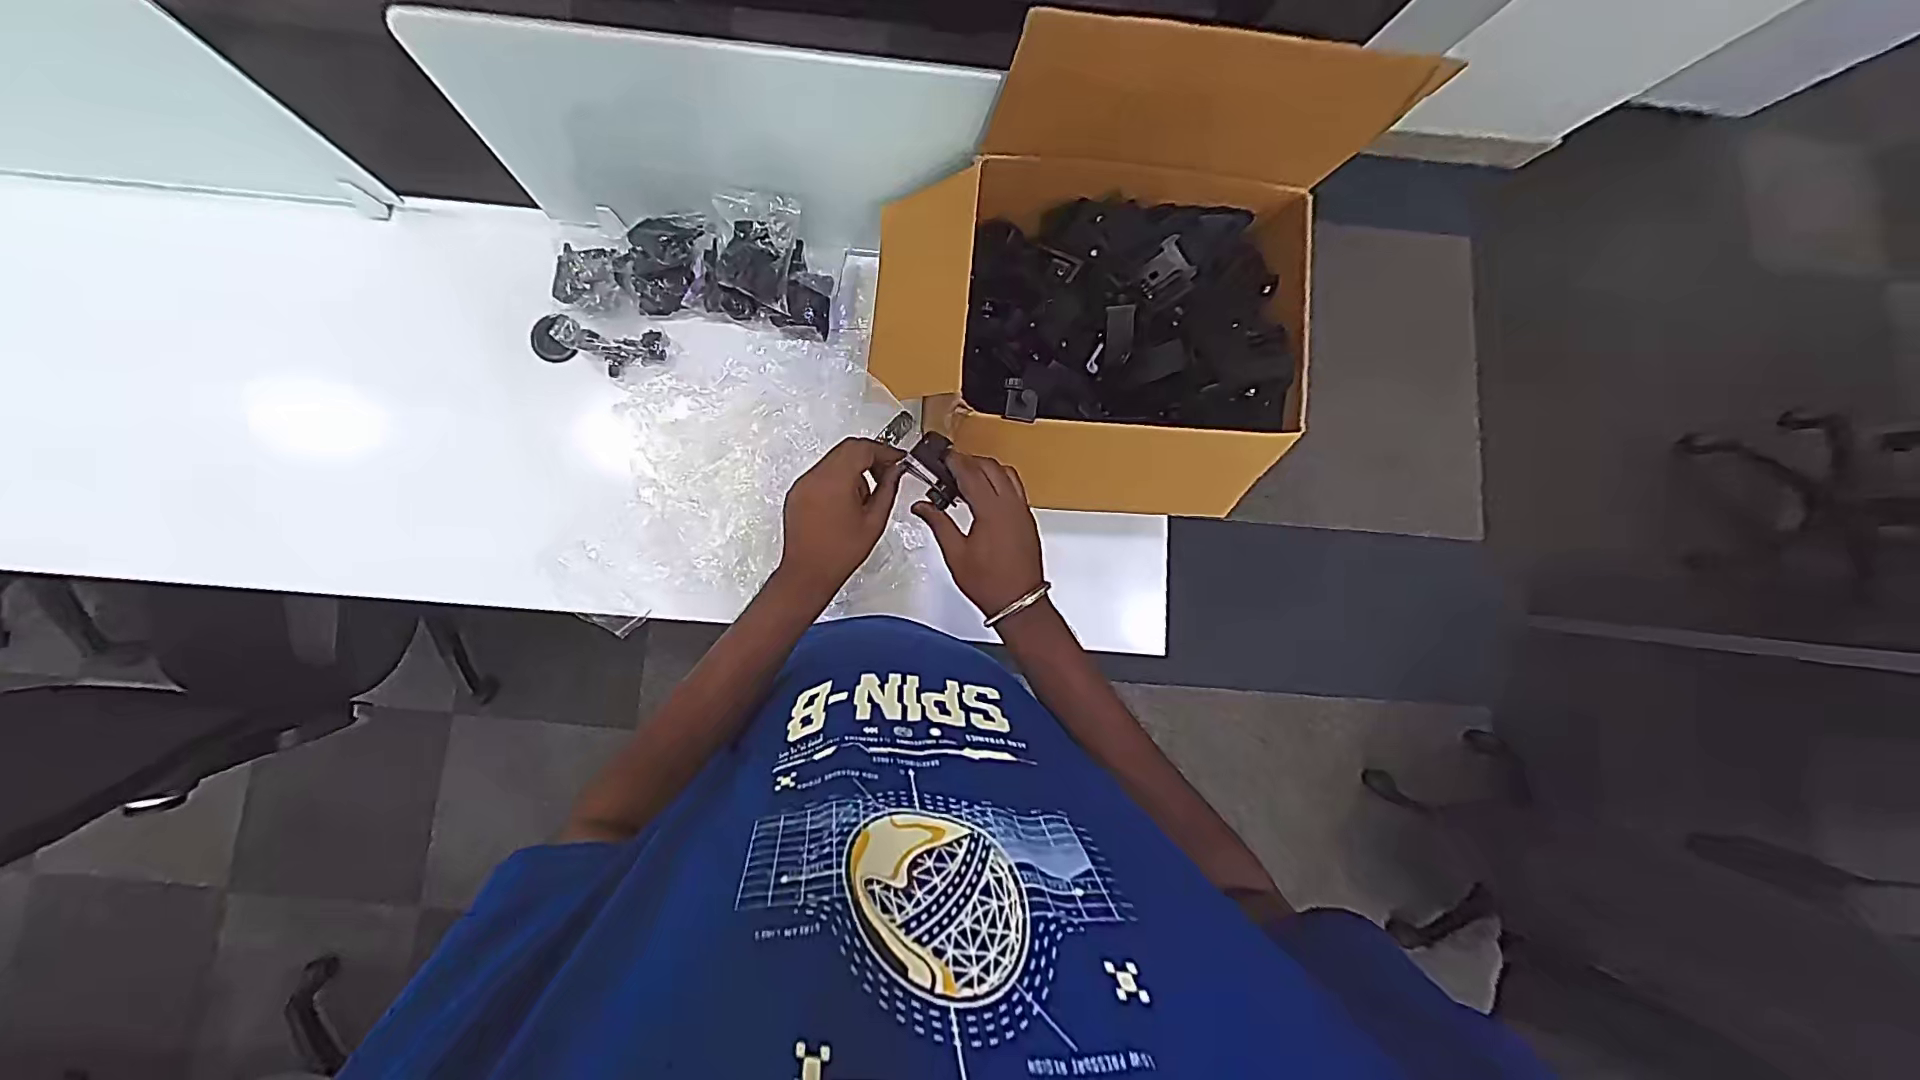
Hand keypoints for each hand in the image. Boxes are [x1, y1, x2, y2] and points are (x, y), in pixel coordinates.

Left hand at [775, 437, 906, 602]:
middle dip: (870, 457)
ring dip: (854, 469)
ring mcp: (803, 484)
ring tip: (867, 495)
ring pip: (834, 460)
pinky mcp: (797, 493)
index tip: (896, 458)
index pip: (862, 448)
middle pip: (847, 449)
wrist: (808, 573)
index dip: (884, 451)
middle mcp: (815, 477)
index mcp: (835, 480)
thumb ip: (887, 490)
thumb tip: (894, 473)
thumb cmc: (837, 554)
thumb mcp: (874, 520)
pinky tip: (848, 501)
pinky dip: (838, 479)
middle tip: (886, 471)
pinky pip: (821, 474)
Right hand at [912, 450, 1045, 618]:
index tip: (944, 457)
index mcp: (992, 512)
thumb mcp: (956, 554)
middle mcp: (1011, 507)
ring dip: (987, 469)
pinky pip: (1016, 488)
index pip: (972, 474)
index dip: (955, 462)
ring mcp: (1023, 512)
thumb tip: (923, 507)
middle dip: (970, 461)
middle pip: (991, 467)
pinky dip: (1000, 481)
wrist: (1018, 601)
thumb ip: (938, 524)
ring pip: (1007, 474)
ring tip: (968, 476)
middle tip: (951, 465)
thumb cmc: (991, 584)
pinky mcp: (1028, 519)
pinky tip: (987, 493)